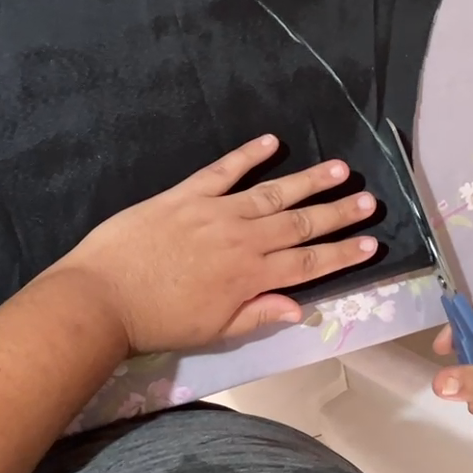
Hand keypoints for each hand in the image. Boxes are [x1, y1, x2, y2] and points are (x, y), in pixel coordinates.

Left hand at [49, 134, 378, 352]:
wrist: (102, 297)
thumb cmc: (157, 323)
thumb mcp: (213, 331)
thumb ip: (257, 315)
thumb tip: (301, 308)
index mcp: (250, 277)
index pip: (308, 264)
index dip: (342, 254)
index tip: (371, 243)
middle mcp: (242, 239)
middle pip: (300, 224)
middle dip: (338, 213)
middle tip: (369, 200)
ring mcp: (215, 212)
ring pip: (272, 193)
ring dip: (309, 181)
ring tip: (340, 168)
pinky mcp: (187, 194)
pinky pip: (224, 170)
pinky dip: (248, 154)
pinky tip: (272, 142)